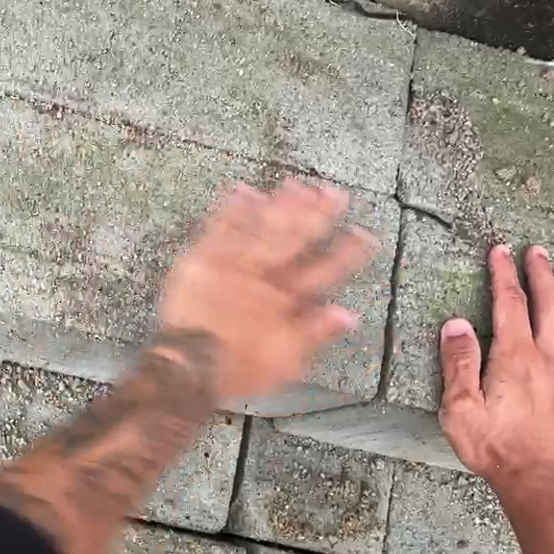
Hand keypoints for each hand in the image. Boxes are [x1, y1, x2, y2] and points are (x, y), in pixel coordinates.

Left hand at [153, 179, 377, 401]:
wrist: (188, 367)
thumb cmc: (235, 369)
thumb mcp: (284, 361)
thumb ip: (315, 334)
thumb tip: (346, 315)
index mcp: (285, 301)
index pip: (325, 271)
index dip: (346, 253)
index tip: (366, 235)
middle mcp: (262, 277)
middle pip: (295, 240)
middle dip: (317, 216)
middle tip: (335, 193)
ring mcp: (232, 266)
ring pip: (262, 228)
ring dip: (281, 206)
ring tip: (297, 185)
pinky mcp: (203, 261)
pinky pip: (220, 228)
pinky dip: (232, 208)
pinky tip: (243, 189)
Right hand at [438, 245, 553, 488]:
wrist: (539, 480)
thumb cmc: (493, 446)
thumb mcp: (459, 407)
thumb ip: (458, 362)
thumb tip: (456, 323)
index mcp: (514, 356)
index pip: (509, 303)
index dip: (504, 274)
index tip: (499, 251)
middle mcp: (548, 357)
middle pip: (548, 303)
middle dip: (540, 273)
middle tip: (535, 251)